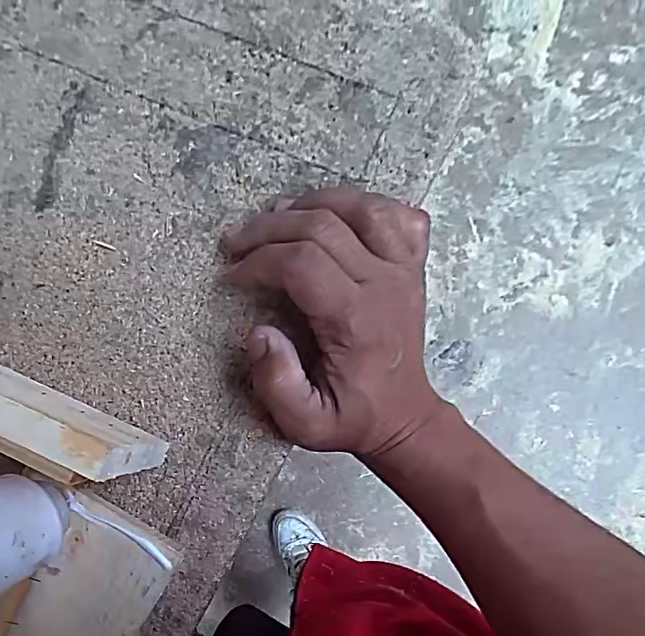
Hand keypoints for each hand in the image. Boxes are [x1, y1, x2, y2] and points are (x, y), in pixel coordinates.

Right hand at [223, 187, 451, 458]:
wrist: (403, 419)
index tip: (232, 276)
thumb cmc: (352, 420)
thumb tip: (257, 334)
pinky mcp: (412, 268)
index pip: (301, 263)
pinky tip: (333, 219)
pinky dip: (360, 206)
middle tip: (236, 243)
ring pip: (361, 207)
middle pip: (323, 224)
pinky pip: (394, 215)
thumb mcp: (306, 423)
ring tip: (276, 220)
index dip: (259, 261)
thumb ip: (276, 385)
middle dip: (269, 228)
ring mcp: (403, 271)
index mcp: (355, 320)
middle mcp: (384, 284)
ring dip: (312, 203)